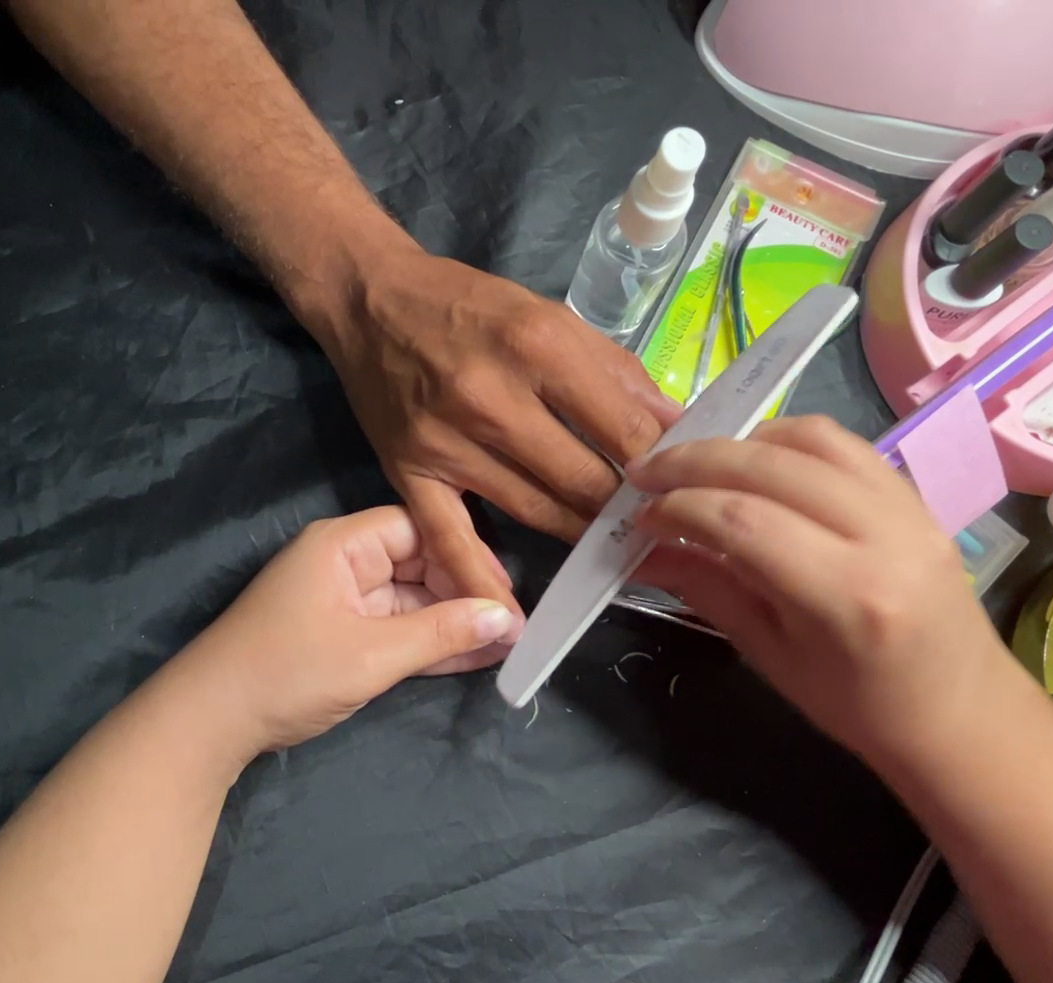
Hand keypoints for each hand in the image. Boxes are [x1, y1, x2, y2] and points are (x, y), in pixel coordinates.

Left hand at [169, 506, 516, 763]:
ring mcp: (345, 602)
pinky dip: (430, 645)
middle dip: (465, 596)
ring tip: (510, 644)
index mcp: (343, 544)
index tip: (508, 590)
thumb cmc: (288, 672)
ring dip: (454, 625)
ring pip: (413, 602)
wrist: (210, 723)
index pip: (419, 530)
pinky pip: (398, 631)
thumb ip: (440, 633)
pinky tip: (475, 657)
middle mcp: (346, 563)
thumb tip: (507, 617)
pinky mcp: (344, 636)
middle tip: (516, 625)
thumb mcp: (371, 654)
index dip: (464, 556)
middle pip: (420, 565)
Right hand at [307, 249, 681, 616]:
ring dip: (578, 533)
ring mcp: (447, 443)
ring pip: (533, 510)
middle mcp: (493, 398)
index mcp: (538, 347)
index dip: (661, 465)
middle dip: (624, 508)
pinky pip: (449, 537)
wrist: (371, 301)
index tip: (681, 487)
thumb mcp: (549, 313)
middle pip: (581, 478)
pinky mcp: (411, 473)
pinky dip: (480, 577)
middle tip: (652, 525)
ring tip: (607, 546)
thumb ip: (614, 370)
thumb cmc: (466, 302)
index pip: (621, 427)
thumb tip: (672, 425)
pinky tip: (509, 612)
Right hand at [630, 417, 1030, 763]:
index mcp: (849, 595)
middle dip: (695, 461)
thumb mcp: (769, 655)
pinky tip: (751, 462)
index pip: (745, 521)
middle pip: (772, 467)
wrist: (961, 715)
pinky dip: (783, 442)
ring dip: (740, 442)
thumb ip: (705, 589)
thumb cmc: (859, 706)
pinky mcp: (914, 495)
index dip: (680, 507)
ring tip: (695, 464)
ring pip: (809, 440)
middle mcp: (887, 536)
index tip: (640, 516)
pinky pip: (841, 444)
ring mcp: (909, 508)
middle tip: (645, 474)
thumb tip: (640, 553)